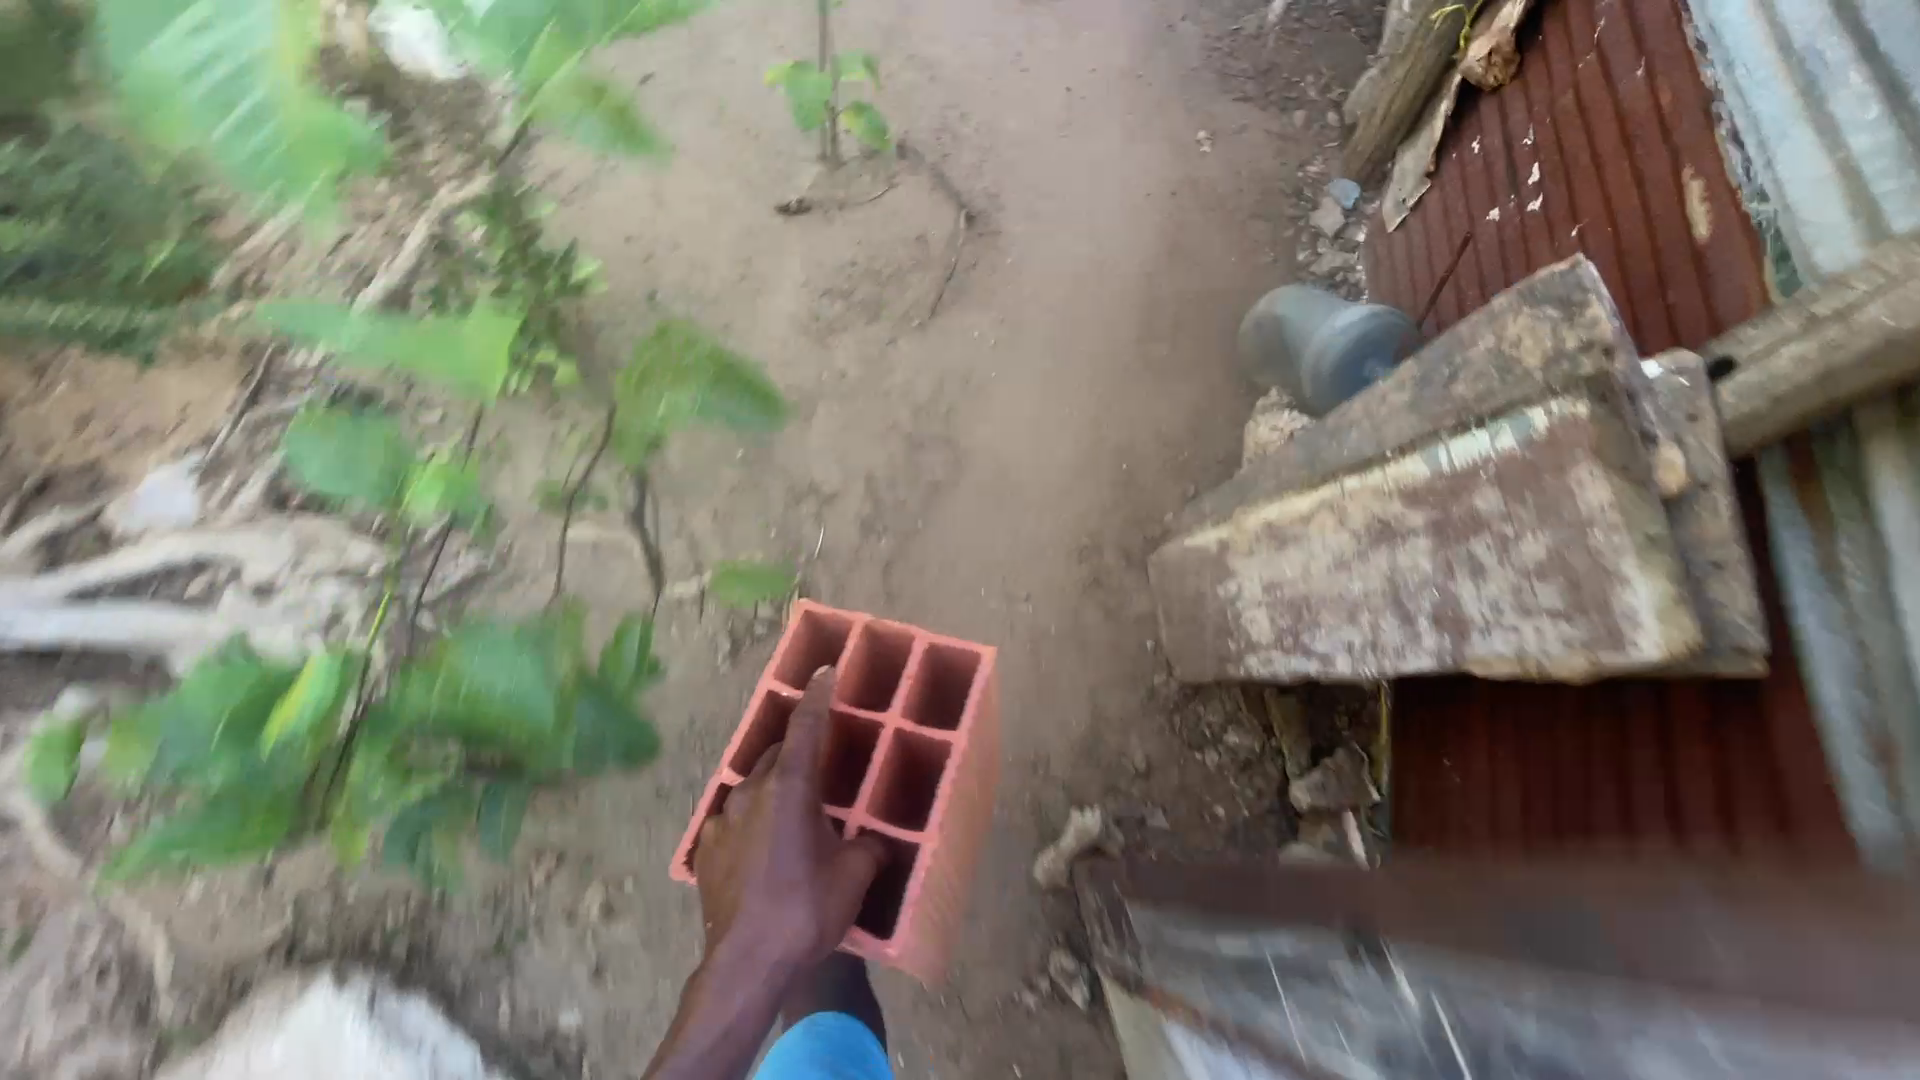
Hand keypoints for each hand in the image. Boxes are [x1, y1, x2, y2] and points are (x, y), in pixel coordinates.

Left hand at [694, 667, 886, 971]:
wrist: (746, 963)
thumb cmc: (806, 909)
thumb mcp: (854, 875)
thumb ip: (868, 846)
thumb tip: (878, 841)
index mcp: (790, 786)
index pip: (806, 725)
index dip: (818, 695)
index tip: (825, 670)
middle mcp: (750, 791)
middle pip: (776, 754)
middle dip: (797, 751)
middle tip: (820, 766)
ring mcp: (721, 819)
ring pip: (752, 786)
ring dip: (773, 789)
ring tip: (792, 813)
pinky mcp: (704, 848)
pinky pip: (733, 819)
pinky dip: (751, 821)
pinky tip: (763, 849)